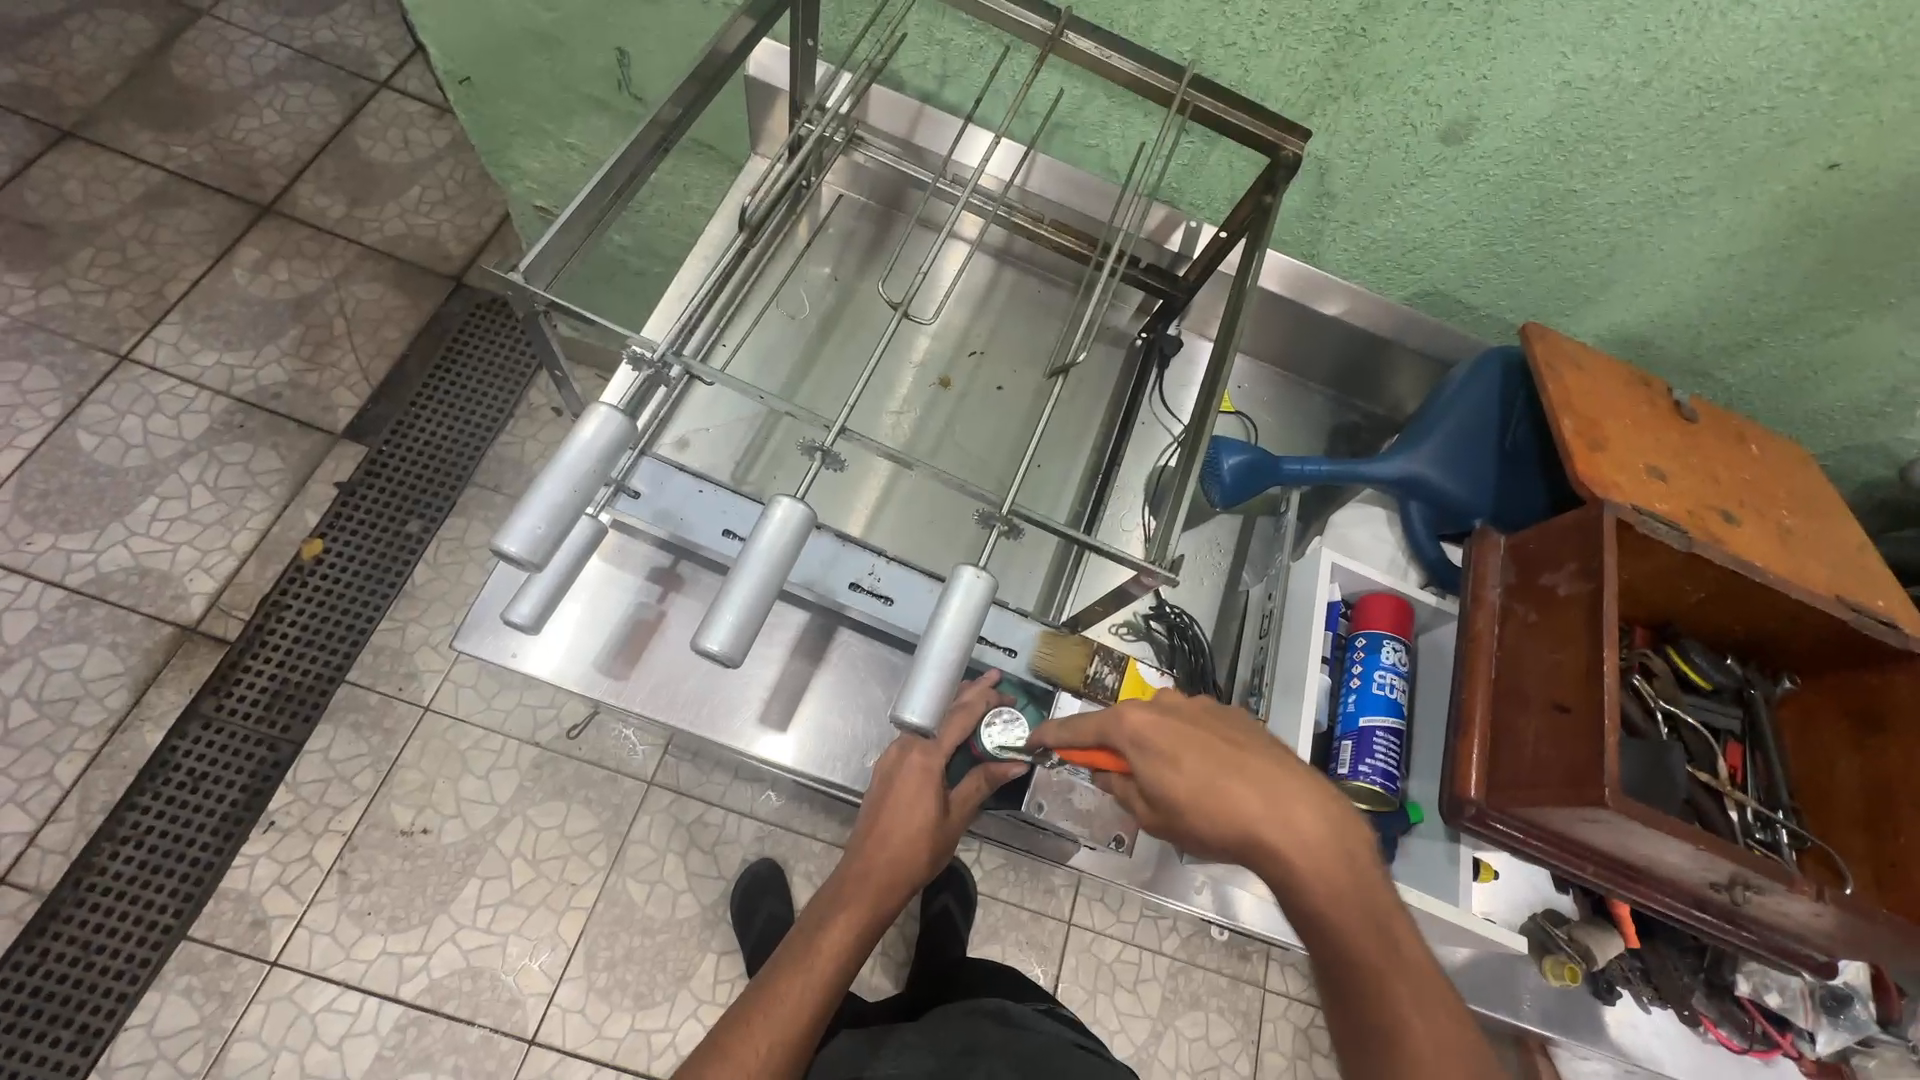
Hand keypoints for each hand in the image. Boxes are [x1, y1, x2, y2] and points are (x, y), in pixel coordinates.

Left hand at [839, 671, 1028, 909]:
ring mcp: (891, 756)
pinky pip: (915, 737)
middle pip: (940, 710)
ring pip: (926, 722)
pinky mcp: (886, 769)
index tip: (1006, 689)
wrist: (869, 876)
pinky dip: (936, 729)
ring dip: (951, 710)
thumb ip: (983, 783)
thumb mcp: (956, 817)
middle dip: (968, 694)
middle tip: (994, 681)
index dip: (984, 699)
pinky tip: (950, 736)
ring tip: (976, 701)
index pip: (959, 715)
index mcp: (924, 754)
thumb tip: (1016, 763)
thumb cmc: (917, 850)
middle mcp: (905, 746)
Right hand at [1029, 689, 1370, 880]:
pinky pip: (1197, 726)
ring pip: (1163, 722)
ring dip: (1157, 746)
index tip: (1032, 740)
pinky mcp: (1235, 714)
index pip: (1077, 728)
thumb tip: (1106, 770)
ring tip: (1180, 786)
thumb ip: (1119, 787)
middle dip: (1115, 746)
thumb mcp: (1150, 815)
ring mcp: (1202, 704)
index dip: (1052, 736)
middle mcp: (1163, 703)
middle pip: (1123, 722)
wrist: (1293, 816)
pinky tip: (1215, 777)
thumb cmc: (1209, 819)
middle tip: (1121, 779)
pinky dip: (1191, 745)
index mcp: (1132, 726)